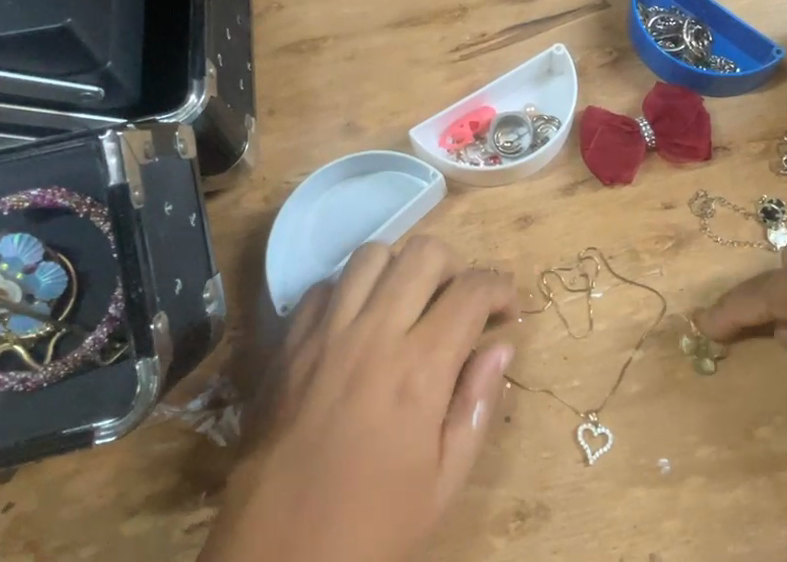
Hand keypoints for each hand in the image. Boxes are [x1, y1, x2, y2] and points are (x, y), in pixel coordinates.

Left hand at [202, 237, 516, 561]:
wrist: (277, 547)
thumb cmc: (372, 522)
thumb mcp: (444, 480)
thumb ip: (477, 404)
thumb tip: (500, 347)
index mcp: (420, 368)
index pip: (472, 290)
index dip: (501, 287)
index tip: (508, 310)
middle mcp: (374, 333)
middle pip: (424, 253)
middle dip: (456, 267)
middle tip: (461, 303)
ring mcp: (325, 332)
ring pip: (372, 254)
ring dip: (402, 268)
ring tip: (411, 302)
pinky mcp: (289, 341)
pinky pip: (326, 285)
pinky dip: (352, 289)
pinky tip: (361, 321)